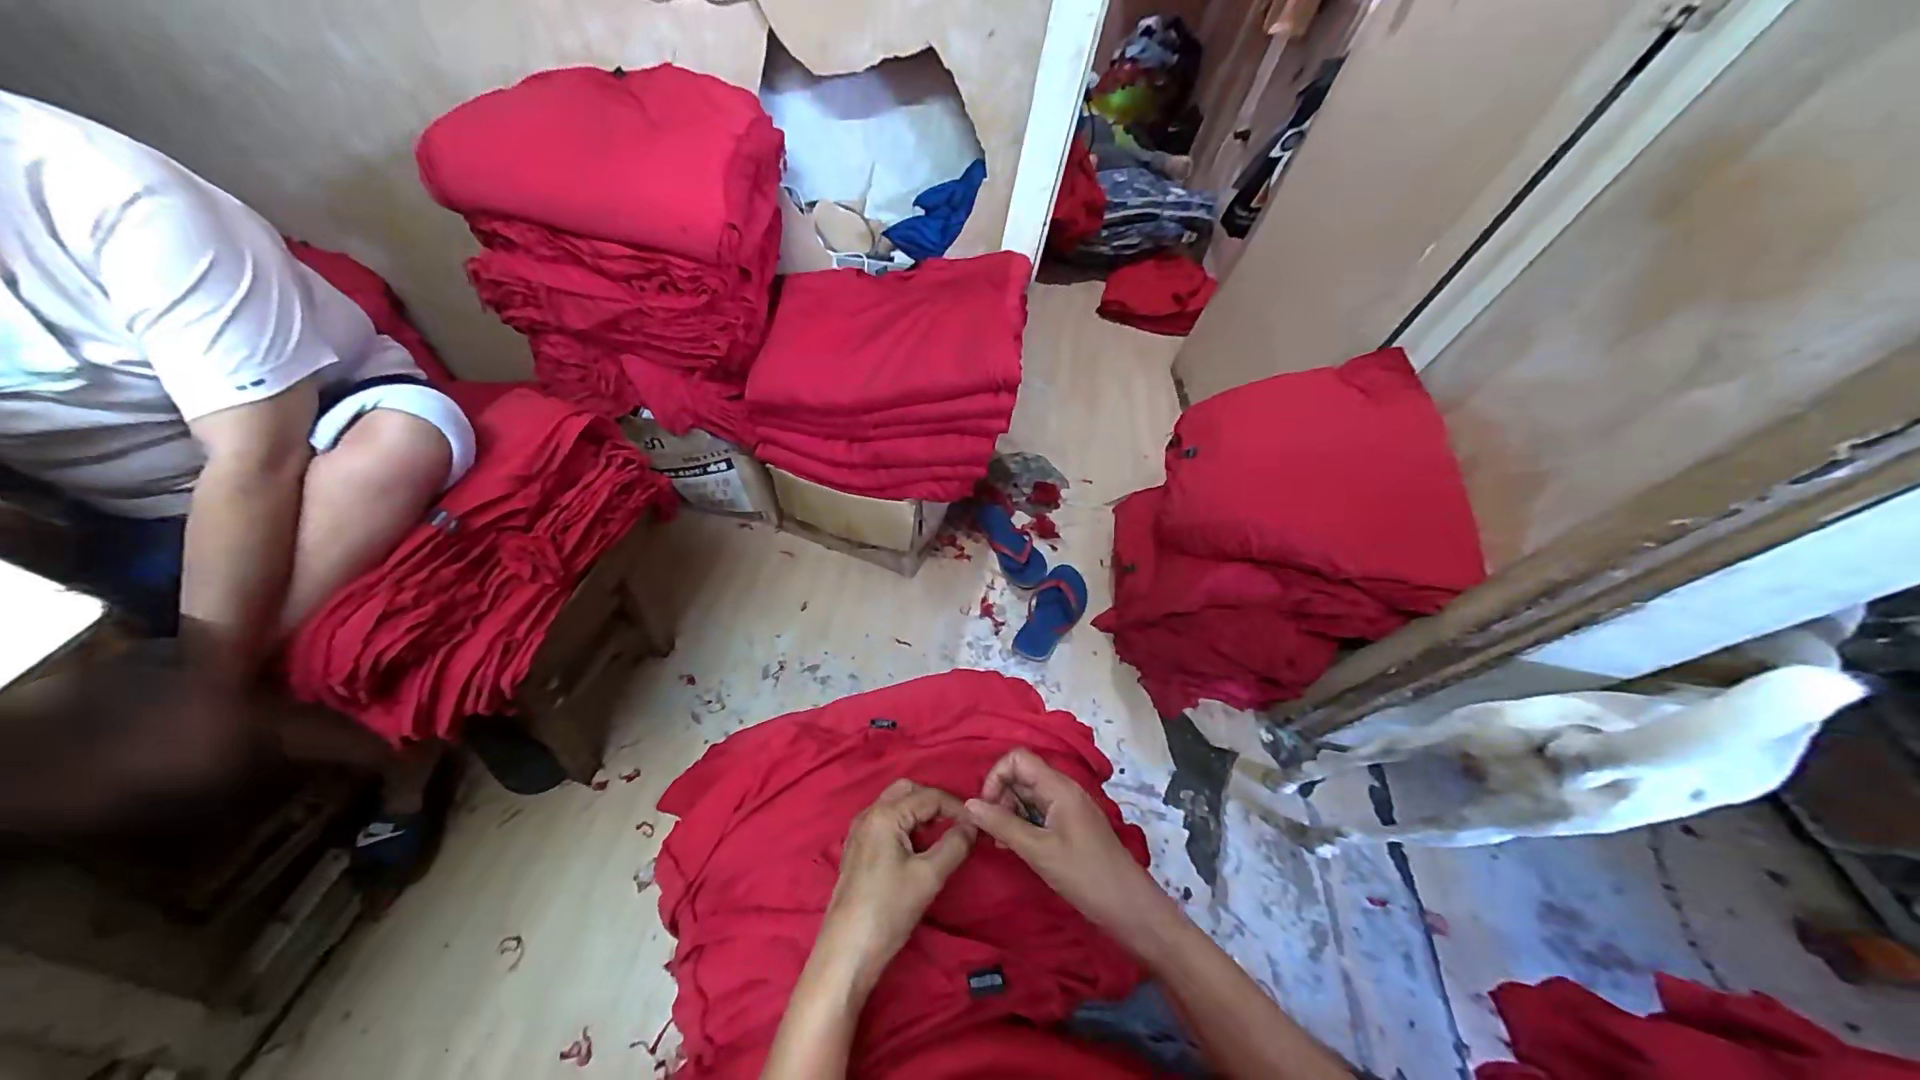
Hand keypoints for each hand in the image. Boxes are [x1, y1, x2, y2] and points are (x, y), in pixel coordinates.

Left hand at [818, 778, 976, 990]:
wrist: (848, 952)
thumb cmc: (888, 910)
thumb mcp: (929, 876)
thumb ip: (955, 844)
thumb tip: (972, 824)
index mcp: (884, 814)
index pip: (929, 796)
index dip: (957, 807)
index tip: (978, 824)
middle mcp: (868, 815)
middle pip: (908, 792)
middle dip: (935, 803)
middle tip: (957, 825)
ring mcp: (859, 832)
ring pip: (896, 806)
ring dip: (920, 814)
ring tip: (942, 837)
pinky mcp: (857, 850)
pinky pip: (886, 823)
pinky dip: (906, 826)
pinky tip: (919, 849)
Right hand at [963, 748, 1173, 948]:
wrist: (1129, 907)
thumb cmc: (1085, 876)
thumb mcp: (1038, 851)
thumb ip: (1002, 825)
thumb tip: (969, 805)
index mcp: (1059, 787)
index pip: (1018, 758)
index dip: (996, 777)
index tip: (986, 809)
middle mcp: (1063, 789)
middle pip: (1021, 775)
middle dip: (1000, 797)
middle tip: (993, 831)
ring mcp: (1068, 807)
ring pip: (1028, 795)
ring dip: (1009, 812)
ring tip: (1001, 843)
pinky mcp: (1070, 825)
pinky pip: (1039, 812)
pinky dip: (1022, 824)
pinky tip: (1014, 847)